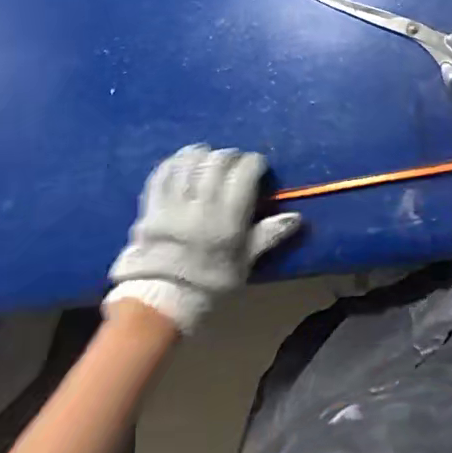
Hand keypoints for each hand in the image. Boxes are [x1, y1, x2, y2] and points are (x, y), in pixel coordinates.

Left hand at [105, 144, 300, 332]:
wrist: (163, 298)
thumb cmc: (210, 282)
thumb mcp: (245, 262)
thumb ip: (269, 234)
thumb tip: (296, 217)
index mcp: (228, 215)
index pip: (245, 171)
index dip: (254, 163)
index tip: (257, 167)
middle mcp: (202, 200)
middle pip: (218, 160)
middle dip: (230, 156)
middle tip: (235, 163)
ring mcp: (175, 198)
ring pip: (191, 160)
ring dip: (203, 154)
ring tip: (209, 159)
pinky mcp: (154, 201)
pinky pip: (164, 170)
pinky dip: (176, 161)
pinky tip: (183, 163)